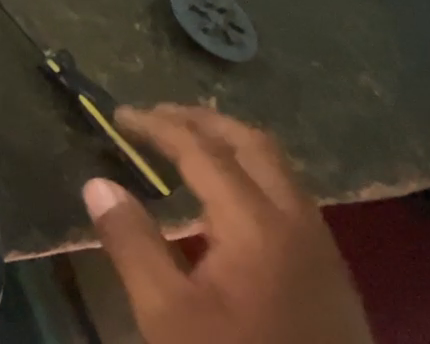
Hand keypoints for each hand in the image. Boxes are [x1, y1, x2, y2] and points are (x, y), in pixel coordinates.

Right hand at [82, 105, 372, 343]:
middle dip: (202, 121)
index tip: (118, 116)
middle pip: (255, 146)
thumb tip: (98, 184)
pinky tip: (220, 201)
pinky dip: (248, 177)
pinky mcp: (330, 279)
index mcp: (259, 227)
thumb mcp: (167, 313)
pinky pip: (289, 200)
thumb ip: (131, 242)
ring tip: (183, 147)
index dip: (157, 126)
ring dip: (228, 147)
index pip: (203, 151)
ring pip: (279, 172)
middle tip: (155, 117)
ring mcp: (323, 253)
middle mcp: (300, 226)